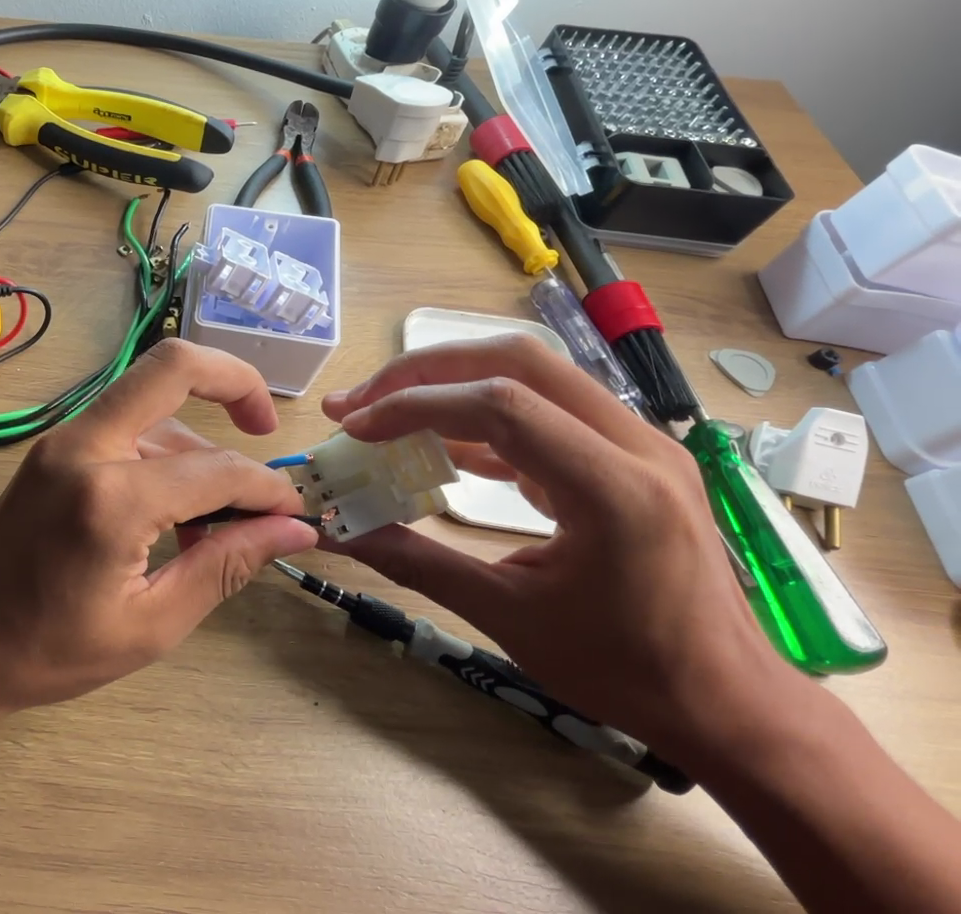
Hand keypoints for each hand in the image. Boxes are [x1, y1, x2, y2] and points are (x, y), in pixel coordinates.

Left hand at [0, 339, 318, 721]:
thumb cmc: (47, 651)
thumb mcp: (151, 625)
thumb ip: (224, 565)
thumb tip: (292, 530)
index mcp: (110, 497)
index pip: (218, 469)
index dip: (267, 490)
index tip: (294, 516)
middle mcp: (83, 446)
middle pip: (173, 367)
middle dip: (235, 381)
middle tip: (264, 430)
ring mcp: (59, 440)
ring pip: (148, 398)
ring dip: (194, 436)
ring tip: (217, 516)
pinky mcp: (49, 450)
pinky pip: (120, 424)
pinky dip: (160, 448)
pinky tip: (174, 510)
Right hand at [320, 335, 791, 758]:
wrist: (728, 703)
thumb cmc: (624, 670)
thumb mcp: (506, 616)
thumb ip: (415, 562)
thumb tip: (335, 532)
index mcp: (613, 488)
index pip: (499, 405)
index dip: (411, 406)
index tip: (352, 429)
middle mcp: (637, 447)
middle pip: (517, 362)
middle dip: (425, 372)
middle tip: (359, 403)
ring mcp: (640, 447)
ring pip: (534, 375)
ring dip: (452, 386)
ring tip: (385, 416)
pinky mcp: (630, 459)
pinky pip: (547, 412)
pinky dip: (482, 419)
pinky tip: (438, 449)